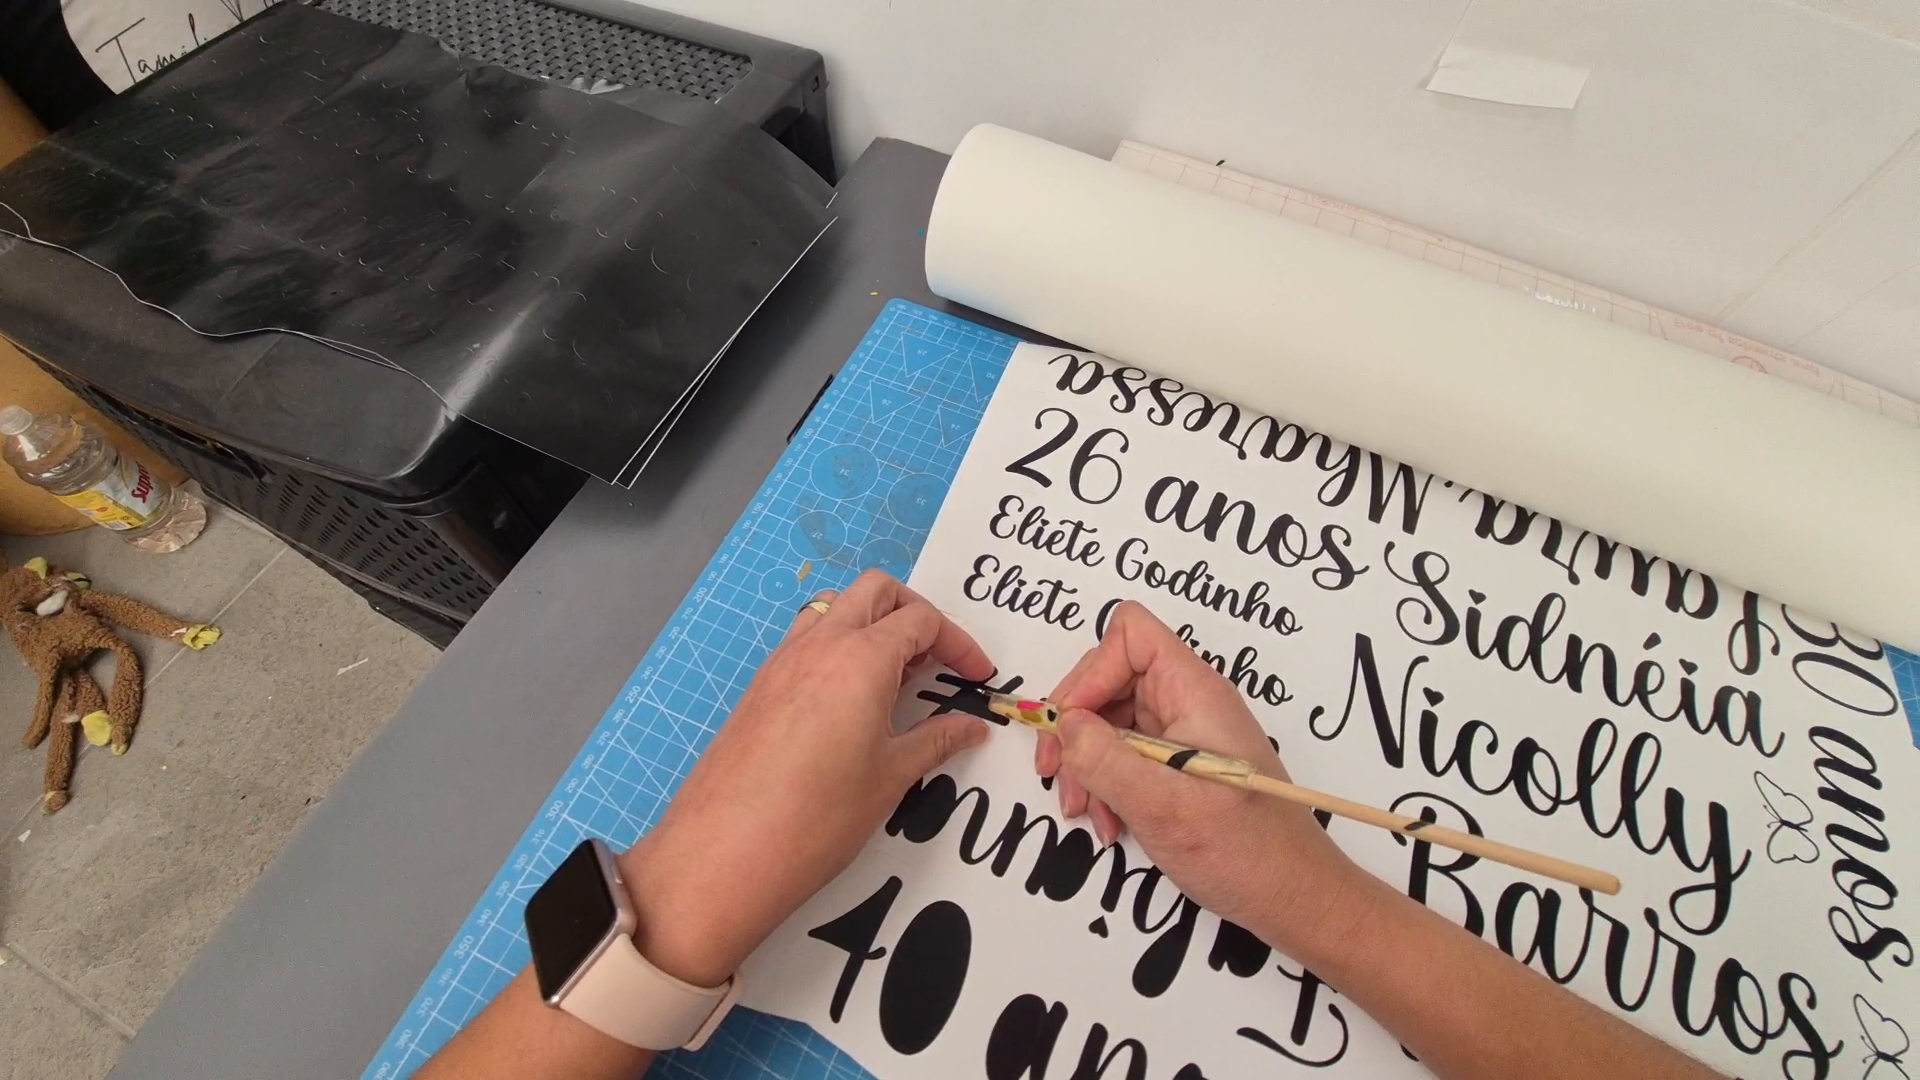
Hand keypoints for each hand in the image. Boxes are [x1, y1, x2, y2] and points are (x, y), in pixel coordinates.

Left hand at [620, 570, 993, 987]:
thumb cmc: (820, 816)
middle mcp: (822, 641)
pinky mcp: (762, 682)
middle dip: (916, 612)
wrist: (722, 854)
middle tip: (936, 659)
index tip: (977, 677)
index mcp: (862, 656)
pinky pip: (808, 636)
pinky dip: (839, 644)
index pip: (922, 620)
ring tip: (893, 674)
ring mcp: (785, 658)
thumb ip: (937, 739)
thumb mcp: (891, 776)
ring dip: (873, 621)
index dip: (959, 643)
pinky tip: (849, 697)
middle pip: (877, 590)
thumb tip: (973, 726)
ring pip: (836, 605)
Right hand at [1036, 600, 1364, 951]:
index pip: (1130, 634)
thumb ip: (1105, 759)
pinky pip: (1121, 750)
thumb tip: (1064, 724)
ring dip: (1084, 761)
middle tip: (1054, 771)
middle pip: (1107, 676)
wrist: (1295, 900)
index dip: (1093, 671)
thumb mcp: (1163, 806)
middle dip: (1074, 724)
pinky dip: (1102, 781)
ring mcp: (1180, 729)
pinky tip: (1107, 822)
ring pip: (1107, 717)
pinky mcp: (1176, 760)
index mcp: (1192, 690)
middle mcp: (1185, 699)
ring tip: (1083, 811)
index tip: (1074, 724)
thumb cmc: (1242, 850)